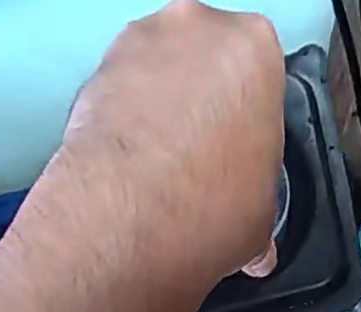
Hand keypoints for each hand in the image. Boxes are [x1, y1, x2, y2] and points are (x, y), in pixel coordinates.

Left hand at [47, 1, 285, 285]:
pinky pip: (122, 93)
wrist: (131, 219)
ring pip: (162, 76)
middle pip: (209, 69)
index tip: (243, 159)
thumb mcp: (260, 220)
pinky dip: (128, 125)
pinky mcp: (97, 68)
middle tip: (205, 169)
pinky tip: (135, 172)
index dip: (252, 130)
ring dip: (165, 116)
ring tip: (166, 177)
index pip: (262, 84)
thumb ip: (259, 206)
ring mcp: (142, 41)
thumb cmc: (199, 207)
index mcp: (256, 50)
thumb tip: (254, 235)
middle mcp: (198, 28)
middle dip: (207, 114)